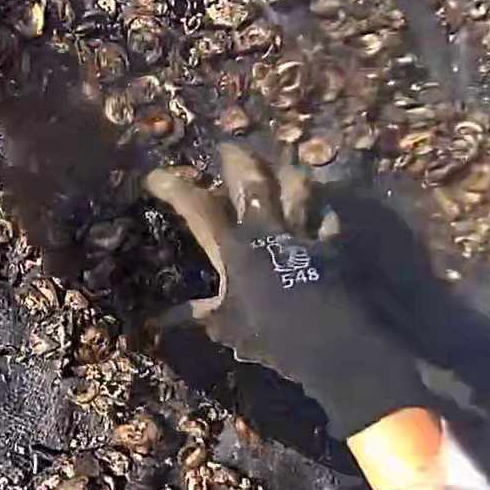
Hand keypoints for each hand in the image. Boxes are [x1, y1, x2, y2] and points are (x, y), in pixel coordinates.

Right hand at [147, 142, 430, 438]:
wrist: (334, 342)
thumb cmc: (270, 334)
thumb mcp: (225, 326)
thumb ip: (197, 314)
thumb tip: (156, 322)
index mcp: (233, 247)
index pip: (197, 207)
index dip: (174, 188)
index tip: (156, 176)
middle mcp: (266, 230)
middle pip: (251, 183)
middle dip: (237, 161)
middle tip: (227, 147)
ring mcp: (302, 235)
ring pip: (296, 189)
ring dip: (285, 174)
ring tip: (279, 165)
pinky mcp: (333, 246)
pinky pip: (329, 219)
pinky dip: (325, 209)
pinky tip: (324, 205)